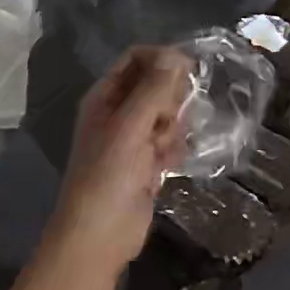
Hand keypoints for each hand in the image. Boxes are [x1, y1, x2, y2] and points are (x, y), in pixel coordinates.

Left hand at [51, 46, 191, 266]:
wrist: (101, 234)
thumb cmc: (109, 175)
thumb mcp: (131, 125)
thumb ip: (154, 88)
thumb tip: (177, 55)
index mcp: (105, 96)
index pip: (136, 59)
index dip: (162, 59)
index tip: (188, 70)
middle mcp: (119, 112)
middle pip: (156, 85)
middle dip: (170, 99)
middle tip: (169, 119)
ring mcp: (134, 138)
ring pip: (167, 114)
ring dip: (173, 127)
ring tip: (164, 148)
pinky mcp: (148, 162)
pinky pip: (170, 141)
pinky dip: (174, 149)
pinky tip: (169, 163)